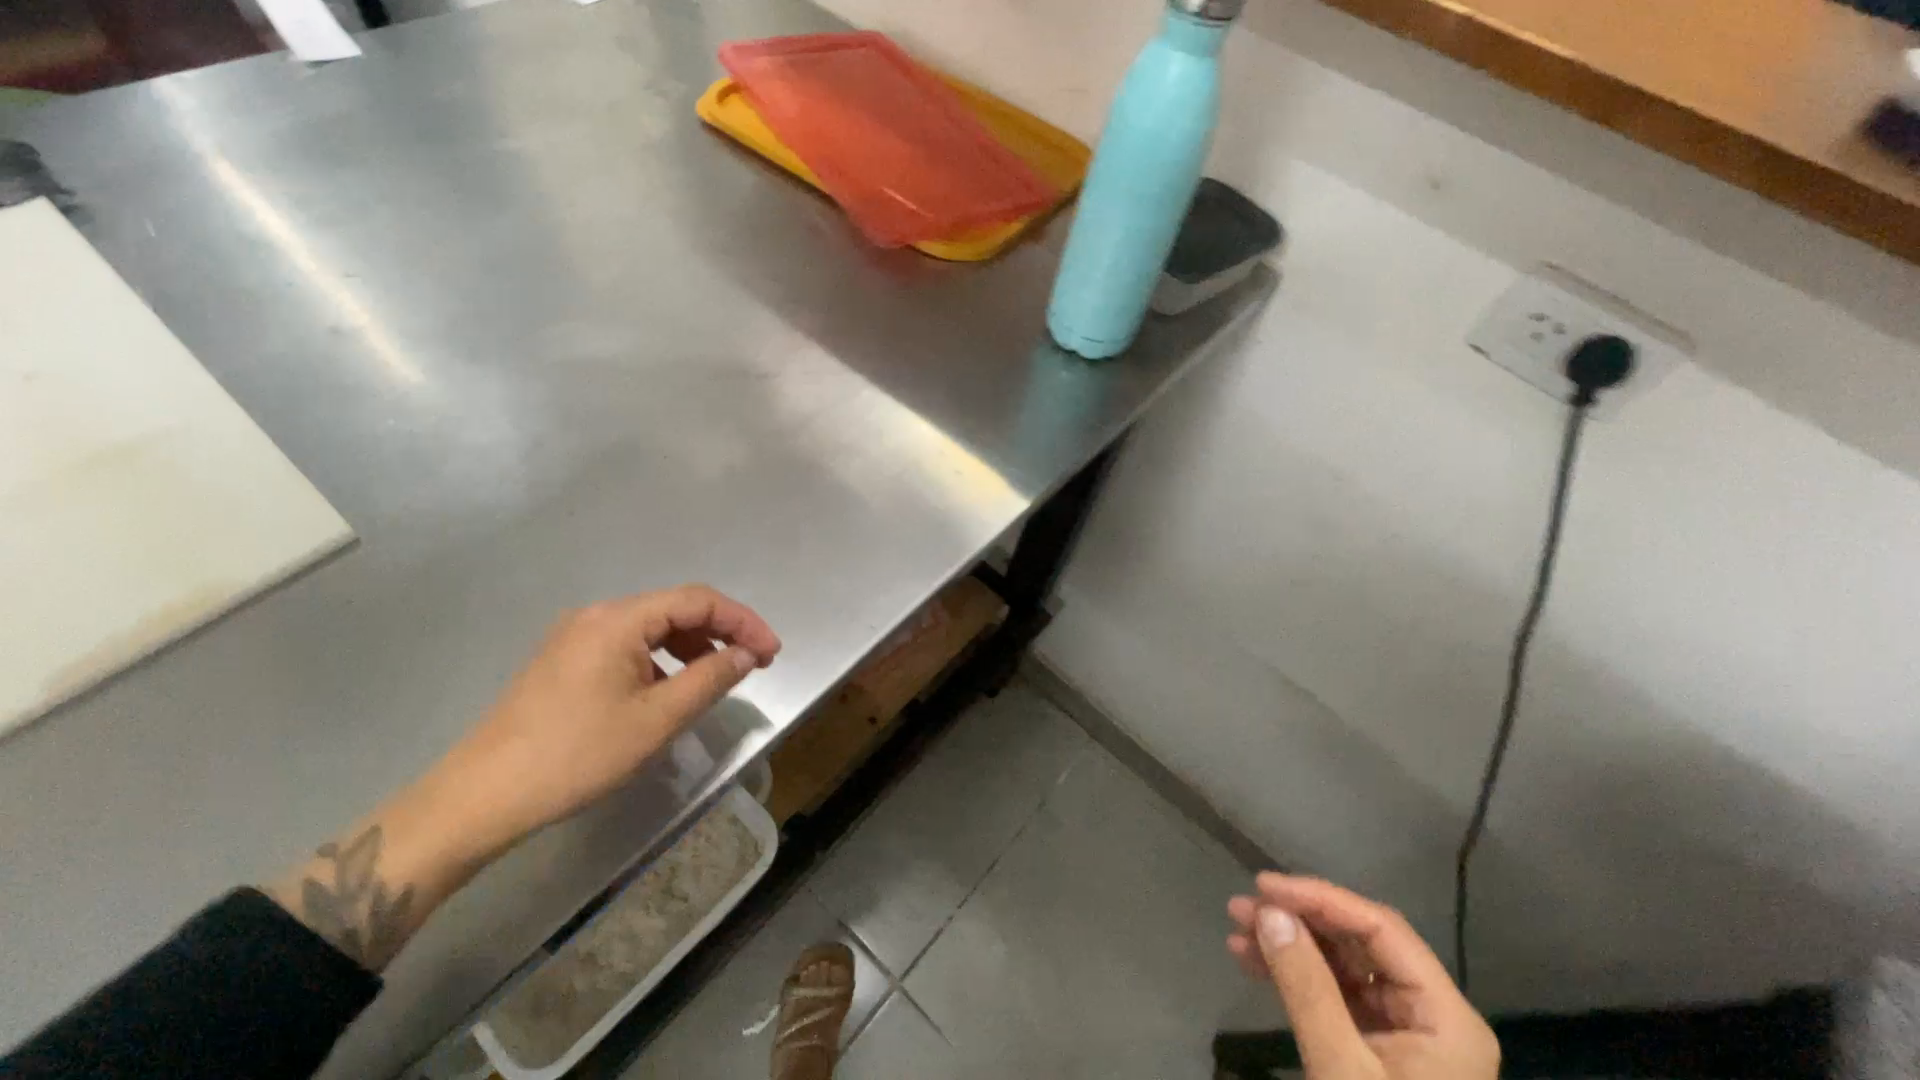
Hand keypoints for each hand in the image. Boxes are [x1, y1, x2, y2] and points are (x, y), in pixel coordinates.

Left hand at [268, 585, 780, 970]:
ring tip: (715, 682)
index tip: (773, 654)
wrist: (484, 794)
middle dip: (720, 633)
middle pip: (673, 608)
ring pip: (649, 629)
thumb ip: (709, 679)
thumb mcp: (656, 720)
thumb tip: (746, 655)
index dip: (742, 621)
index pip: (697, 600)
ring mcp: (573, 637)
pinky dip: (659, 661)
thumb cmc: (577, 754)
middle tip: (754, 666)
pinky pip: (625, 647)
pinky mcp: (562, 662)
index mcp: (619, 620)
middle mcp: (595, 616)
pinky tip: (667, 694)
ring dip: (690, 648)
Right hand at [1227, 874, 1498, 1079]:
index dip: (1321, 899)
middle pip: (1362, 945)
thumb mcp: (1341, 1068)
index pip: (1381, 929)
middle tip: (1240, 908)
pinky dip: (1296, 979)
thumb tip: (1269, 913)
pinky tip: (1254, 965)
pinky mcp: (1380, 1053)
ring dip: (1292, 947)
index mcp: (1446, 1015)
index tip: (1264, 886)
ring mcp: (1407, 1035)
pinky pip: (1337, 998)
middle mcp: (1432, 1015)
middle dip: (1300, 921)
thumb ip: (1306, 987)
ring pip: (1345, 968)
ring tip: (1237, 931)